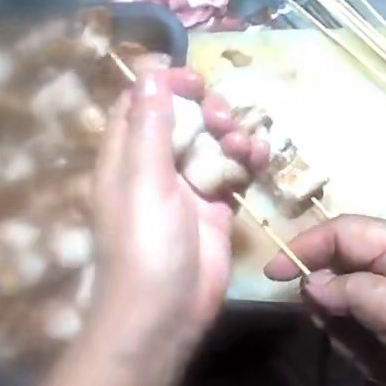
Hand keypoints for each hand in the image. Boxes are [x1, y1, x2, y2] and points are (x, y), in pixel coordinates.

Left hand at [92, 66, 264, 350]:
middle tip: (223, 118)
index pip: (139, 104)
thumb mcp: (143, 180)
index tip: (195, 79)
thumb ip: (149, 126)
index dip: (164, 84)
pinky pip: (232, 173)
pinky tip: (259, 157)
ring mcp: (187, 190)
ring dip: (232, 133)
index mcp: (126, 157)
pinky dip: (247, 160)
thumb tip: (150, 71)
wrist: (164, 314)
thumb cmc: (145, 246)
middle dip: (207, 109)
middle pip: (182, 119)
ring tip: (245, 145)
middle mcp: (154, 168)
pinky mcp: (215, 211)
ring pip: (212, 143)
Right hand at [264, 216, 385, 385]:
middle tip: (331, 330)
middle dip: (329, 294)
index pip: (351, 230)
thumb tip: (312, 283)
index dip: (308, 246)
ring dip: (342, 324)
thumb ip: (364, 293)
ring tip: (368, 353)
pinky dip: (355, 340)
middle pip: (345, 259)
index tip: (272, 274)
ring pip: (346, 292)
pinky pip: (358, 318)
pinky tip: (378, 362)